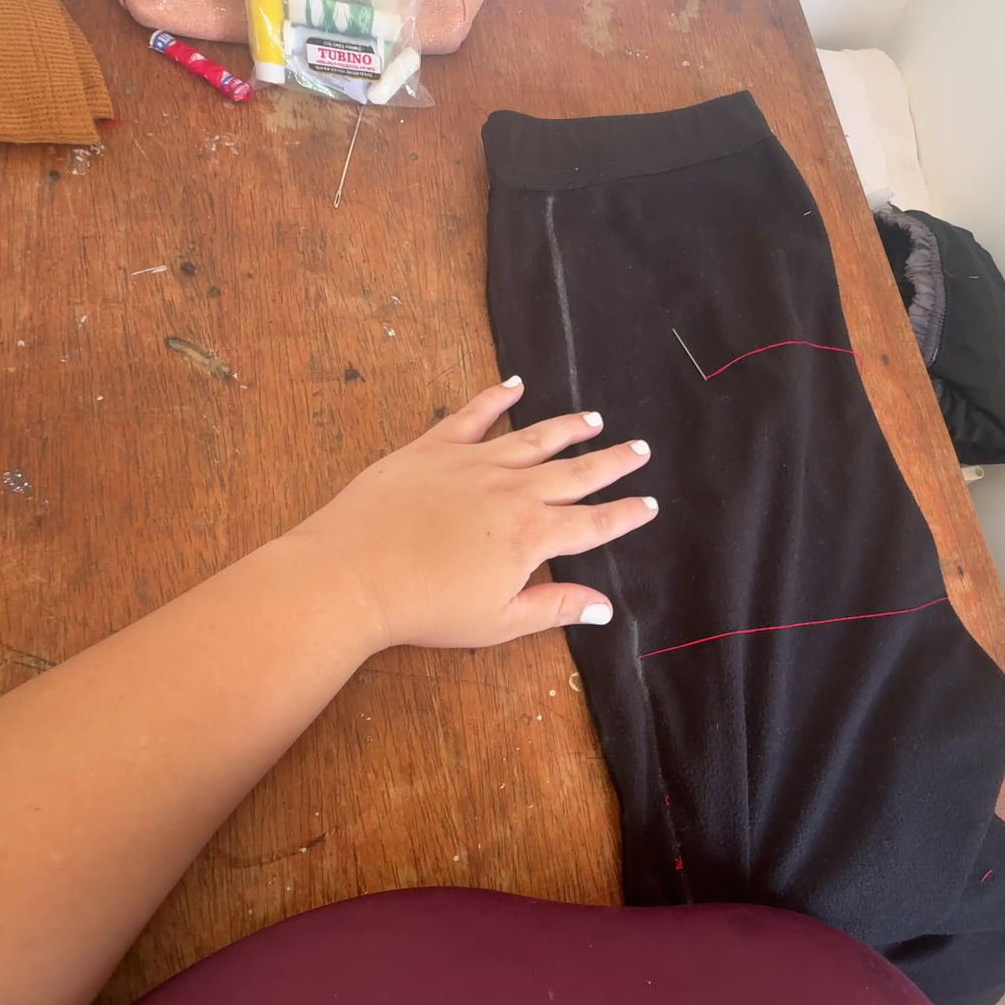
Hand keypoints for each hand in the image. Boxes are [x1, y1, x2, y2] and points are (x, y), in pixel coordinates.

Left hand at [284, 377, 657, 650]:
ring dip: (568, 428)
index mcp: (532, 536)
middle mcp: (514, 491)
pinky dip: (497, 397)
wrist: (354, 573)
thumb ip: (556, 607)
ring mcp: (476, 463)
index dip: (625, 515)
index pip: (593, 524)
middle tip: (640, 450)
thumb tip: (605, 607)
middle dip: (612, 462)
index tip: (650, 504)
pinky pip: (474, 414)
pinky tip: (515, 384)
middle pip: (575, 473)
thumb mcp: (500, 620)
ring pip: (535, 438)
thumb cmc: (427, 607)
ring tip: (595, 418)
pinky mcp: (436, 447)